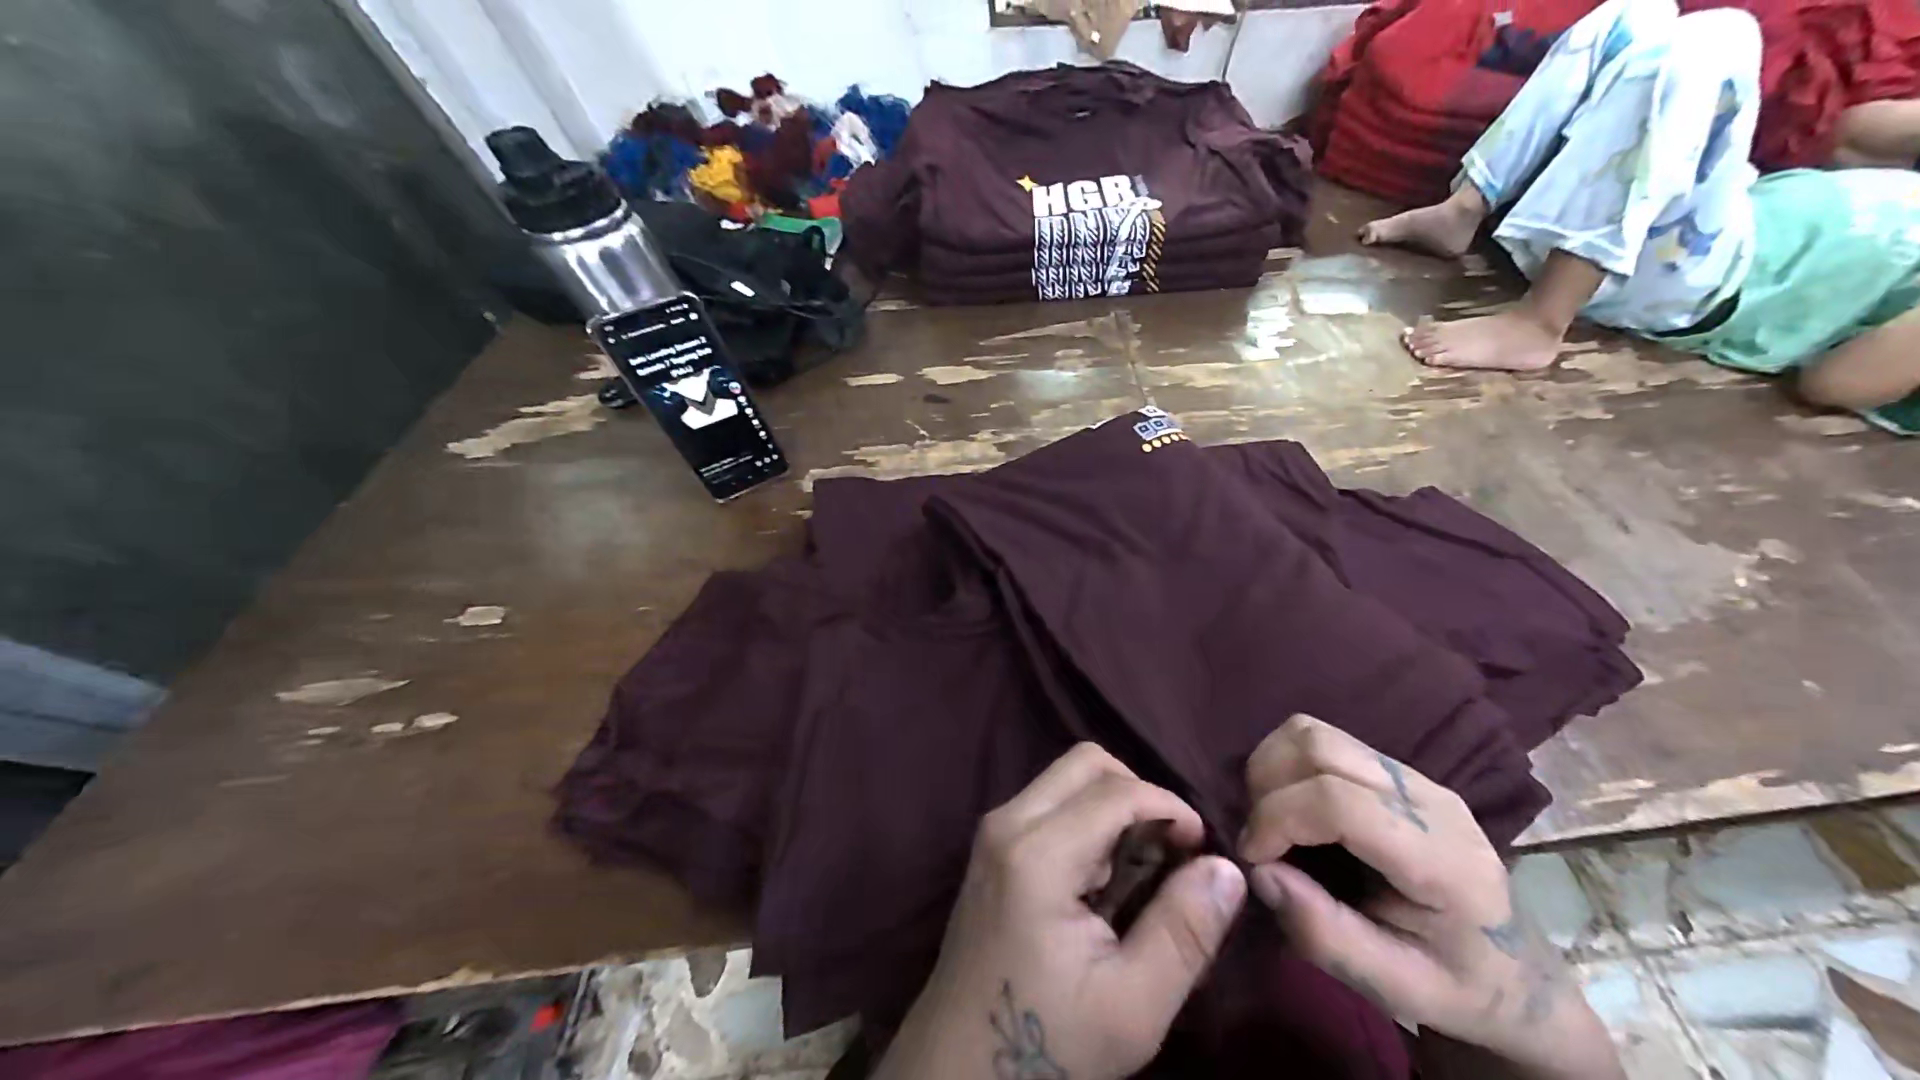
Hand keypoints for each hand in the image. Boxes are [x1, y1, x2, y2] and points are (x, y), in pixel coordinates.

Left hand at [875, 743, 1246, 1079]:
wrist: (961, 1062)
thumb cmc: (1051, 1039)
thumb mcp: (1134, 1003)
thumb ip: (1184, 930)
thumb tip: (1227, 867)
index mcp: (1037, 853)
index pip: (1117, 790)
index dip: (1171, 806)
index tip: (1202, 848)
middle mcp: (1008, 821)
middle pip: (1086, 761)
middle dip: (1139, 791)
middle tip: (1169, 848)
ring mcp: (993, 829)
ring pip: (1066, 776)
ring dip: (1112, 803)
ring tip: (1137, 867)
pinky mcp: (991, 844)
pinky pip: (1048, 799)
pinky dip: (1086, 817)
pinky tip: (1101, 876)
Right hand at [1238, 716, 1622, 1079]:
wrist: (1518, 977)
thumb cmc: (1458, 988)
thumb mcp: (1395, 988)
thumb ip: (1324, 934)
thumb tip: (1259, 871)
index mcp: (1441, 859)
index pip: (1337, 801)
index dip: (1277, 818)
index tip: (1253, 857)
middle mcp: (1428, 799)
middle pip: (1318, 747)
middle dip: (1266, 785)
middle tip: (1258, 838)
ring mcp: (1413, 776)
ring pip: (1313, 732)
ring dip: (1271, 767)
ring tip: (1269, 819)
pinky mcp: (1396, 770)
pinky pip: (1321, 740)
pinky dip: (1286, 764)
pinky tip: (1291, 808)